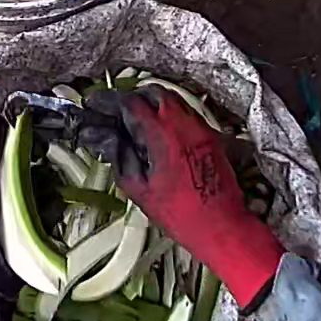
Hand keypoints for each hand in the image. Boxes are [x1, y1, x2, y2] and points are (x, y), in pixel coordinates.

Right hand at [74, 88, 284, 308]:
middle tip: (117, 109)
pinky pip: (187, 114)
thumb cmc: (182, 214)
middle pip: (155, 92)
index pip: (131, 103)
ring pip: (174, 100)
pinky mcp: (212, 138)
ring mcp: (202, 130)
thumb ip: (119, 156)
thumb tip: (107, 137)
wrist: (223, 228)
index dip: (109, 101)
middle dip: (132, 97)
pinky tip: (159, 132)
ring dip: (152, 104)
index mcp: (163, 135)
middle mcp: (185, 125)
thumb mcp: (137, 187)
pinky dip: (169, 115)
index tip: (96, 104)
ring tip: (137, 120)